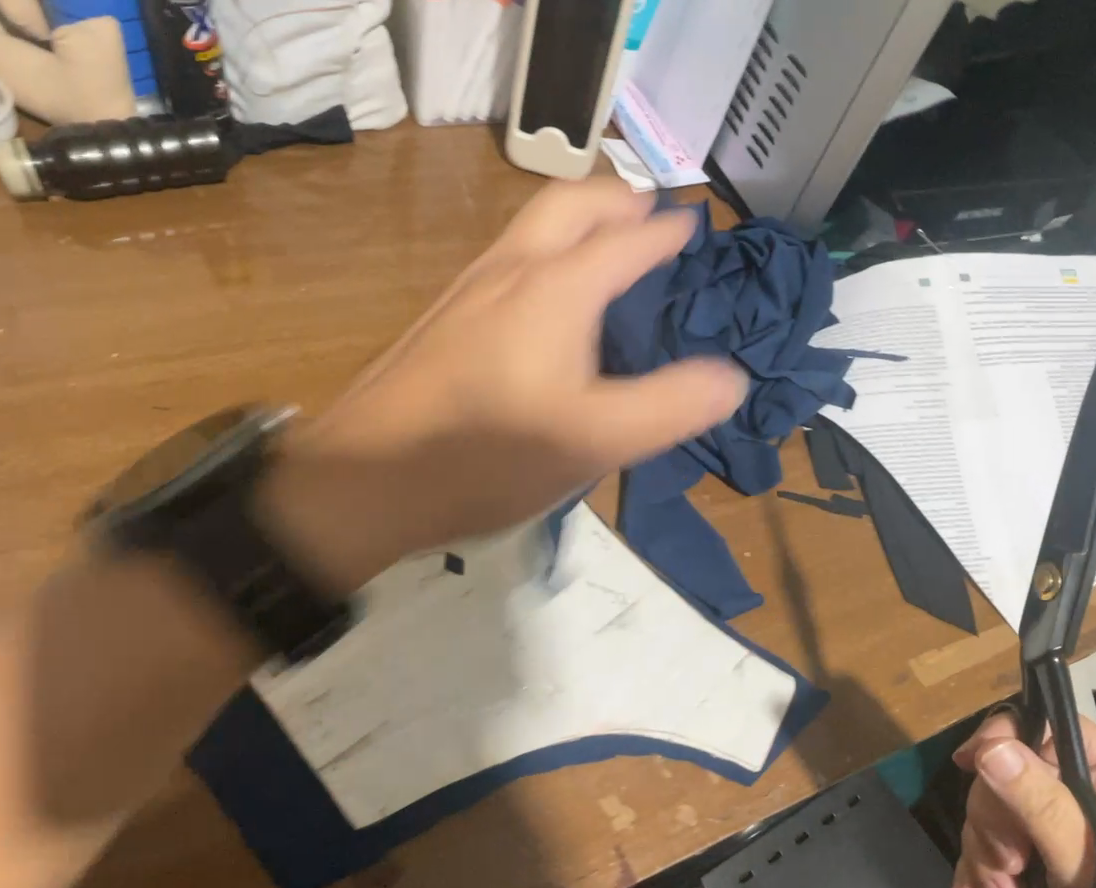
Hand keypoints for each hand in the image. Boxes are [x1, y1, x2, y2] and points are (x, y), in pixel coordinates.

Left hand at [259, 180, 749, 595]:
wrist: (365, 480)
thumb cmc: (487, 456)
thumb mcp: (595, 441)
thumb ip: (669, 406)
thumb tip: (730, 378)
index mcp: (555, 288)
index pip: (626, 240)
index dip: (665, 232)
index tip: (691, 226)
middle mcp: (508, 271)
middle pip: (568, 205)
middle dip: (613, 199)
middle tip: (646, 212)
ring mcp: (464, 292)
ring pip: (527, 231)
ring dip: (573, 224)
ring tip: (603, 249)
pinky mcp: (437, 322)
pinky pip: (503, 265)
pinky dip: (541, 258)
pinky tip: (539, 306)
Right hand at [951, 711, 1095, 887]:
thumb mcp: (1095, 880)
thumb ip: (1045, 809)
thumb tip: (992, 746)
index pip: (1058, 731)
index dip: (1011, 735)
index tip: (972, 762)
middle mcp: (1086, 806)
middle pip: (1010, 769)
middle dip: (995, 817)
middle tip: (1009, 863)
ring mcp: (1054, 839)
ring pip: (990, 808)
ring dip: (983, 852)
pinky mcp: (1028, 868)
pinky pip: (981, 844)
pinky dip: (974, 870)